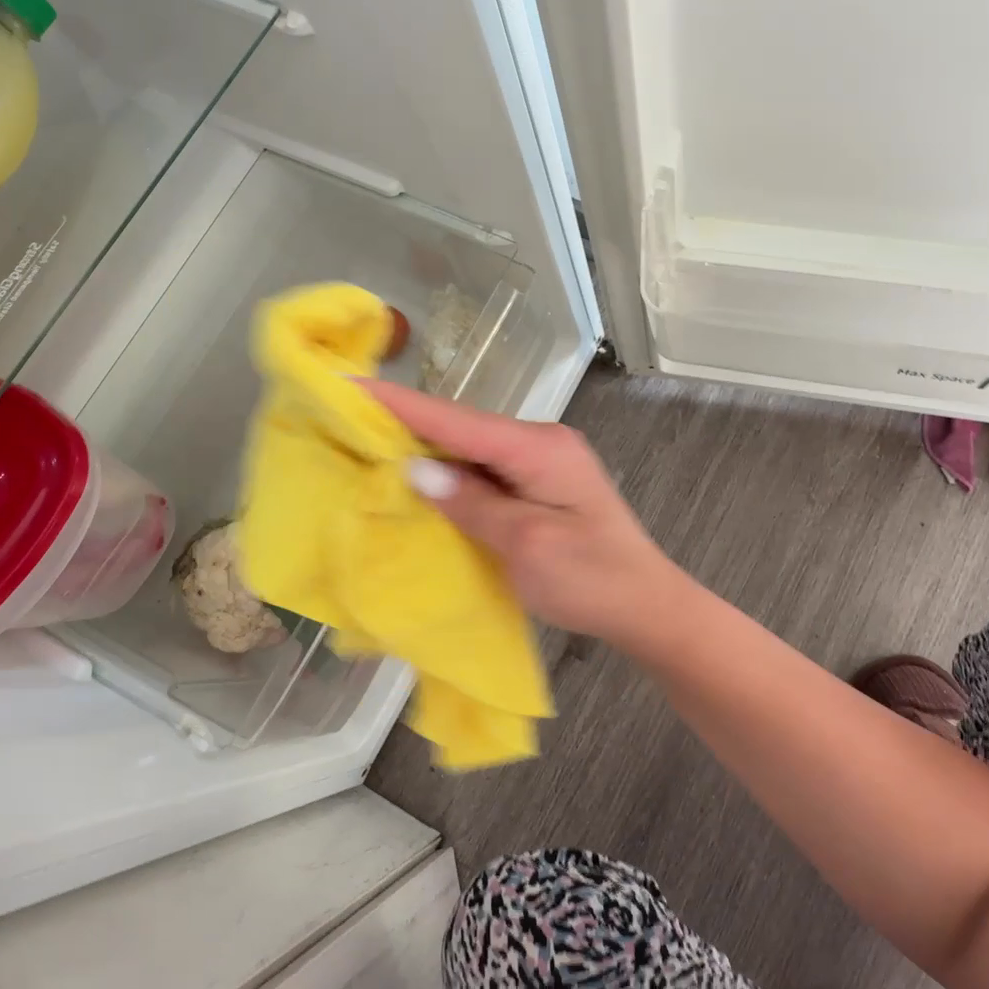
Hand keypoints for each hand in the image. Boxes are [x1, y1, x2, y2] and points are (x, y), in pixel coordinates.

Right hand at [361, 379, 692, 651]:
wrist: (646, 606)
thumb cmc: (590, 580)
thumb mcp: (526, 544)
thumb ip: (472, 503)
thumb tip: (415, 469)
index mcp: (540, 448)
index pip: (456, 420)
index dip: (399, 404)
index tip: (345, 382)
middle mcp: (542, 443)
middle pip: (462, 429)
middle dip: (405, 426)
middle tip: (342, 423)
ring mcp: (544, 464)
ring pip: (471, 450)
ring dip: (426, 453)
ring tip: (366, 450)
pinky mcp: (541, 487)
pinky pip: (486, 472)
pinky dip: (452, 478)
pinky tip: (421, 486)